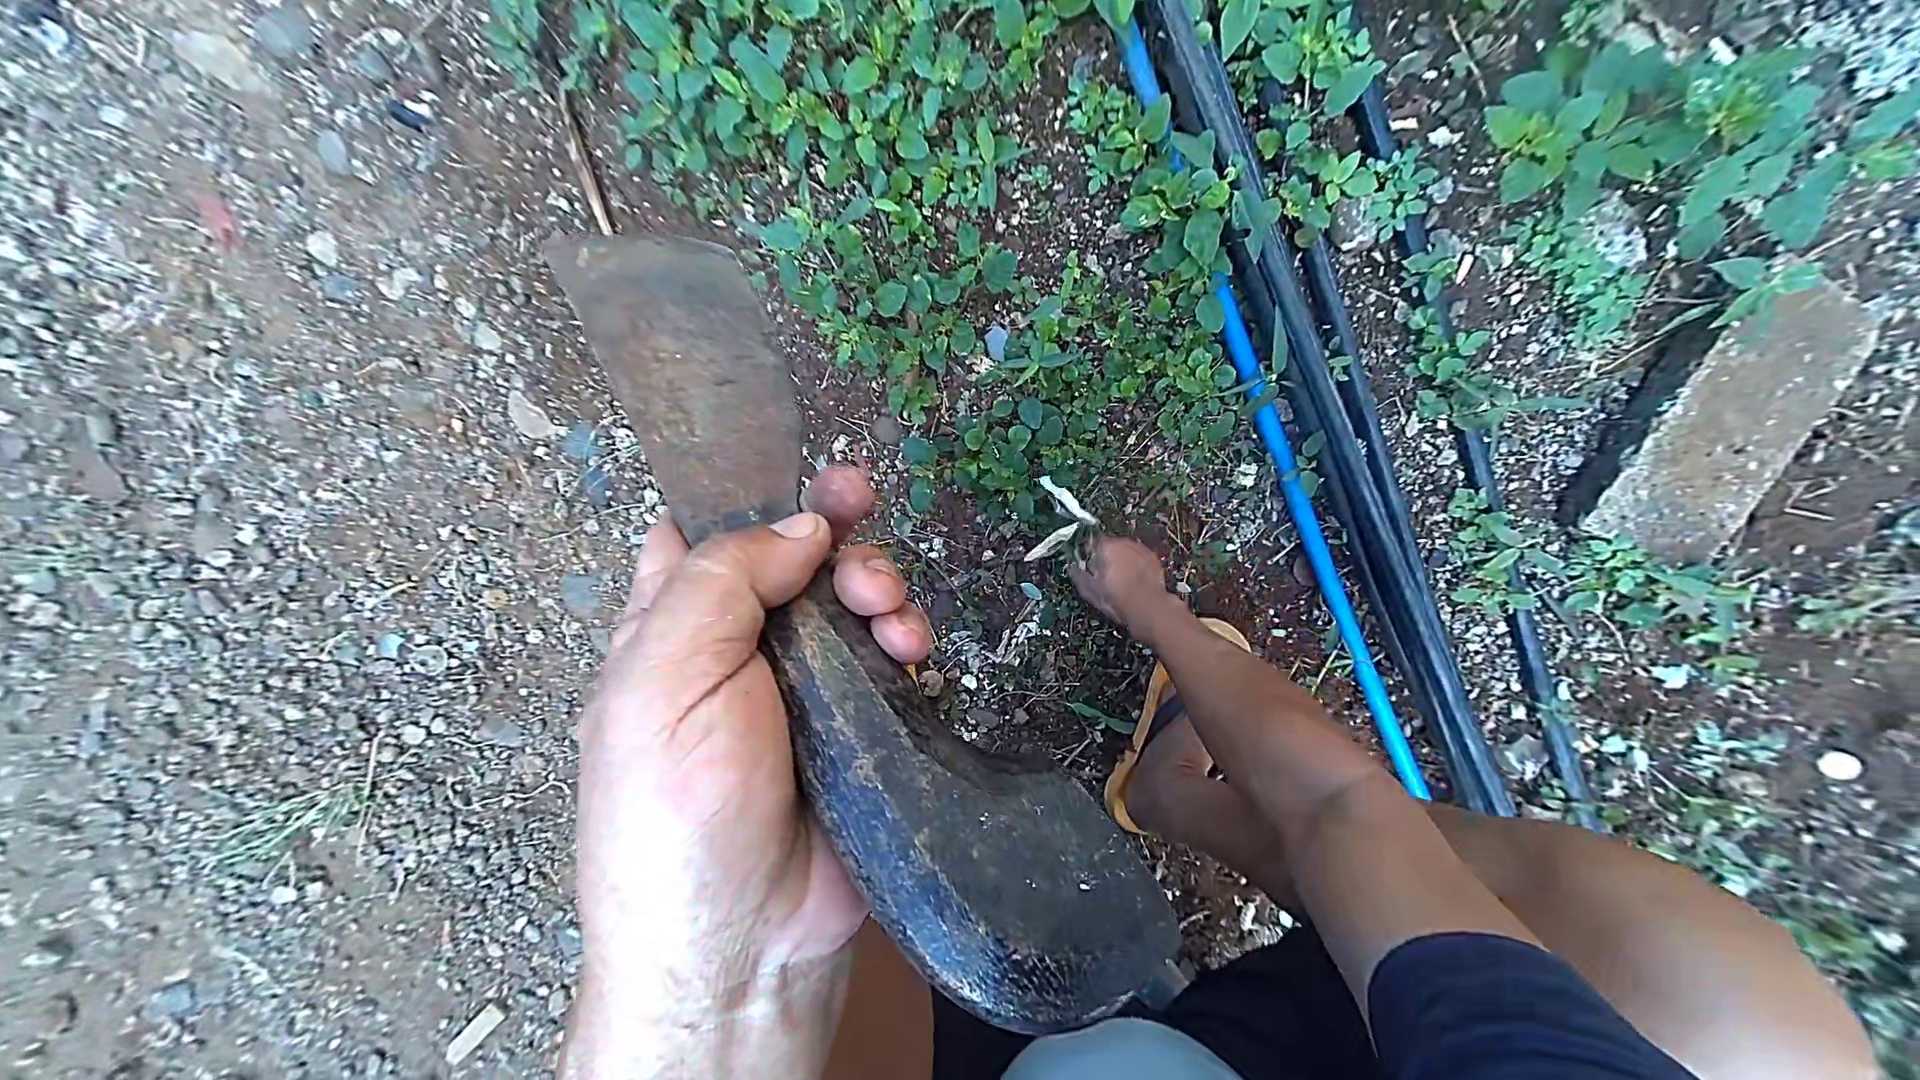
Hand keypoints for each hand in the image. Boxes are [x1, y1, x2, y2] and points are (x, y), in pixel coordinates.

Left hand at [563, 466, 930, 1078]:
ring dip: (877, 581)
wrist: (750, 942)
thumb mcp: (663, 681)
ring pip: (849, 593)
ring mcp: (805, 677)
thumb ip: (722, 580)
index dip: (750, 498)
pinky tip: (909, 649)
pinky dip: (904, 632)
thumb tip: (801, 525)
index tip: (800, 479)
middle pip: (793, 554)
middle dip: (833, 528)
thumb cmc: (678, 810)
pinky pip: (888, 646)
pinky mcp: (860, 710)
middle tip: (860, 518)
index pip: (707, 533)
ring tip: (888, 611)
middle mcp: (739, 642)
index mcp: (673, 624)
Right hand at [1069, 535, 1178, 631]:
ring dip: (1121, 560)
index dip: (1089, 555)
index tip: (1088, 565)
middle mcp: (1124, 543)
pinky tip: (1133, 579)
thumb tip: (1073, 571)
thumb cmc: (1119, 599)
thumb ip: (1079, 576)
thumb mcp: (1091, 591)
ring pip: (1125, 550)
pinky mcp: (1153, 559)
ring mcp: (1140, 550)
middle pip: (1110, 545)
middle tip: (1103, 575)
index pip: (1092, 543)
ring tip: (1120, 579)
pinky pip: (1139, 557)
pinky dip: (1135, 564)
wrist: (1149, 607)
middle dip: (1106, 557)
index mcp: (1106, 547)